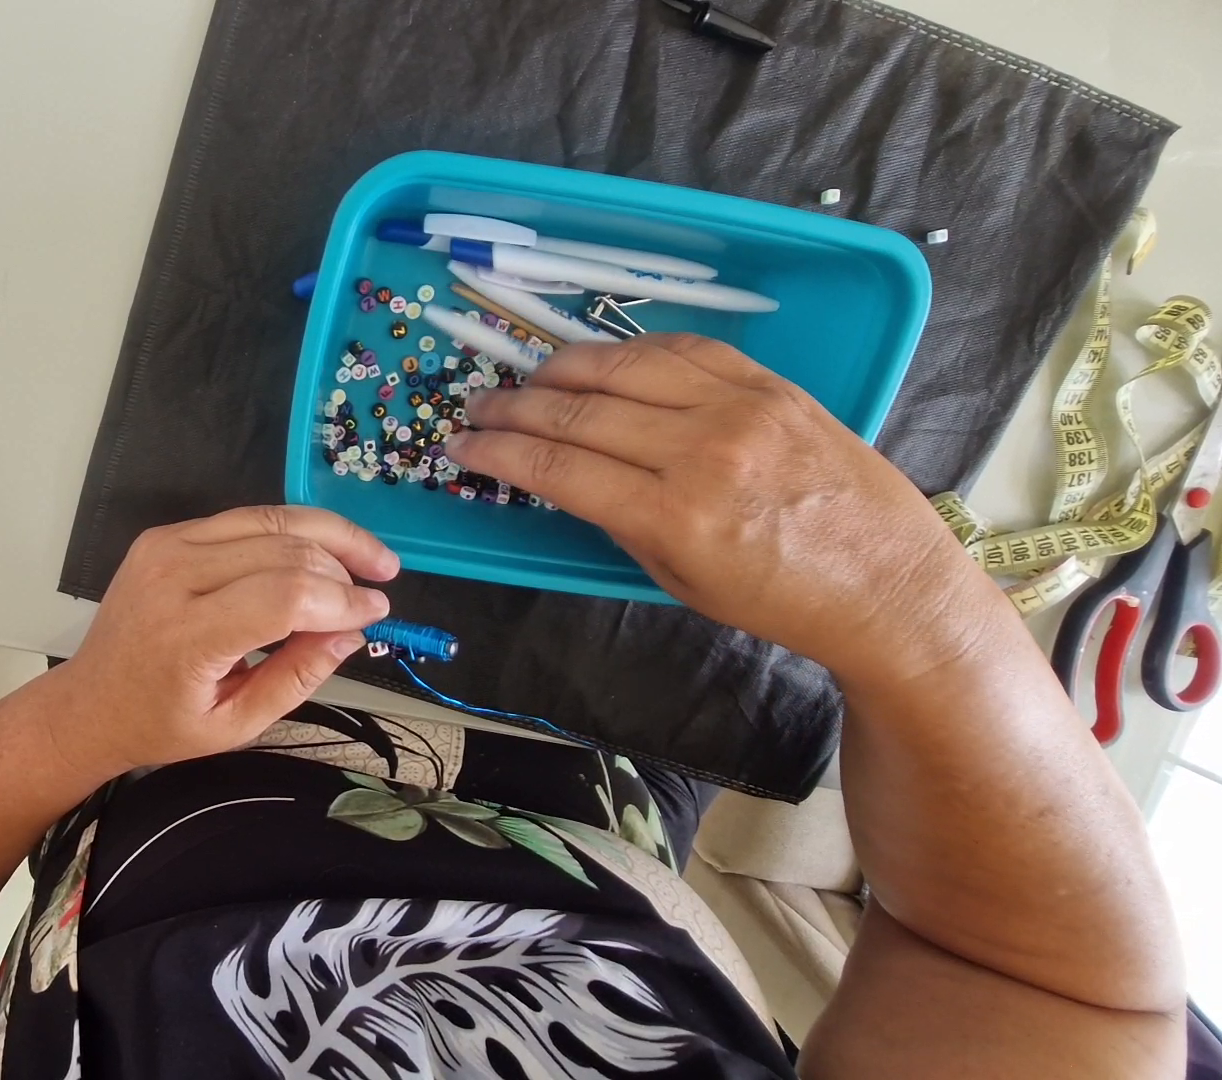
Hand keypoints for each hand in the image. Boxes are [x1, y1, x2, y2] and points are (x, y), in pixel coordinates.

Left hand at [50, 505, 397, 773]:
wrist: (89, 701)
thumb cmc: (161, 724)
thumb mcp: (236, 724)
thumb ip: (298, 677)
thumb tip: (352, 632)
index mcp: (186, 636)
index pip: (283, 595)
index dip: (342, 598)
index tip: (378, 610)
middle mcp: (173, 575)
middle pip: (284, 549)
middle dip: (343, 566)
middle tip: (376, 590)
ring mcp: (166, 545)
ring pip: (270, 519)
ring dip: (327, 535)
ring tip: (367, 558)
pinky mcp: (167, 533)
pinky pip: (245, 518)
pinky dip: (291, 532)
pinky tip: (319, 553)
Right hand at [446, 335, 999, 681]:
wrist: (889, 585)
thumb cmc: (774, 600)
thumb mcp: (674, 576)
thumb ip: (616, 519)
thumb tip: (569, 474)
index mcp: (672, 514)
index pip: (557, 467)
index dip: (497, 452)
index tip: (461, 445)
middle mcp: (701, 449)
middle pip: (578, 412)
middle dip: (511, 408)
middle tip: (476, 407)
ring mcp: (739, 406)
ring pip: (622, 367)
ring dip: (558, 369)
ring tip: (526, 380)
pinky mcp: (769, 383)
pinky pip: (679, 349)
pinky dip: (625, 351)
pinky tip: (598, 362)